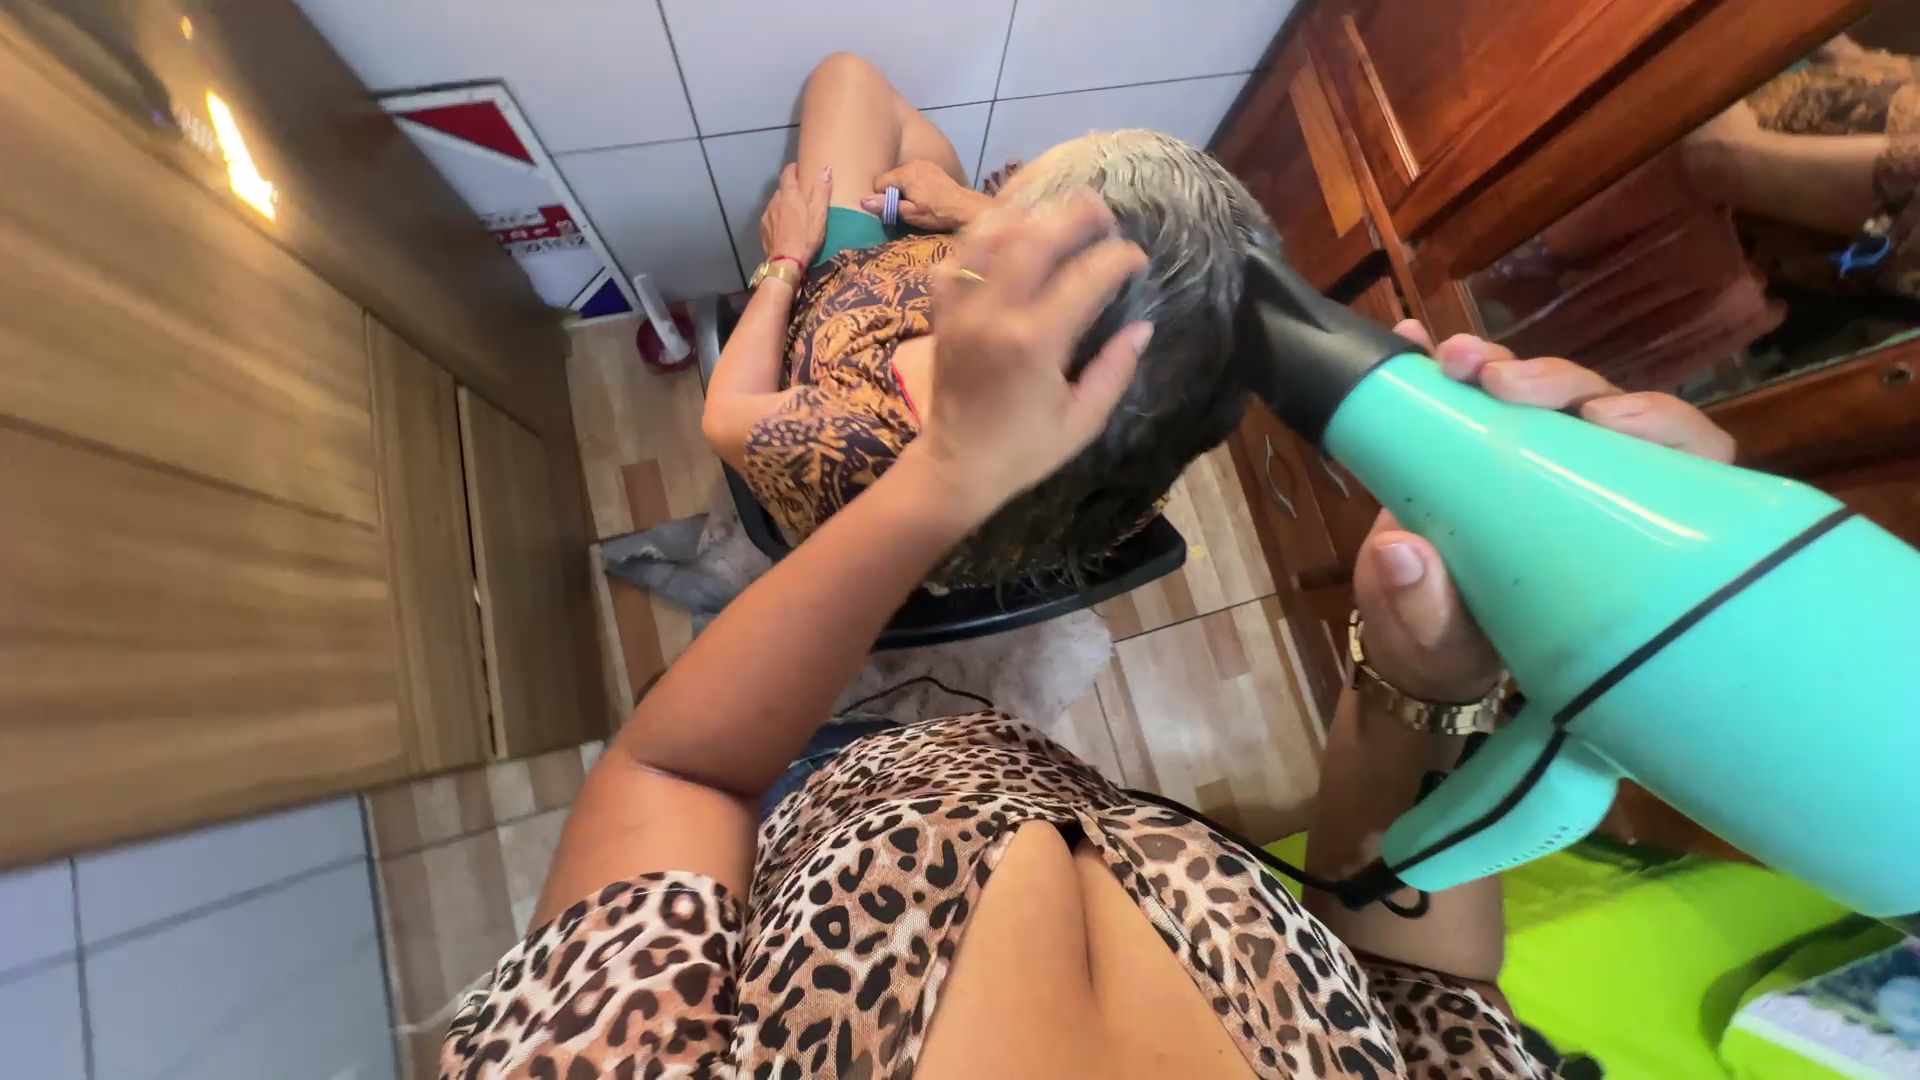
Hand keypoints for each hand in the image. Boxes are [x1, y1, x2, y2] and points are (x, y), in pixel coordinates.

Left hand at [760, 163, 831, 267]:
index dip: (794, 169)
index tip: (800, 170)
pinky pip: (771, 218)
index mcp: (790, 194)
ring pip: (776, 204)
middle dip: (790, 190)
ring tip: (793, 216)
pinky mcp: (763, 228)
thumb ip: (821, 191)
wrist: (786, 262)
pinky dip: (777, 219)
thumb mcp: (819, 214)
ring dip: (783, 205)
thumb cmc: (806, 237)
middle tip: (801, 198)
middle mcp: (775, 200)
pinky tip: (783, 229)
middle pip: (782, 189)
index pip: (788, 172)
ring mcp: (767, 214)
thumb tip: (826, 168)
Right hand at [859, 161, 991, 231]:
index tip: (891, 210)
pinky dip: (914, 186)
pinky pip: (915, 175)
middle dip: (893, 193)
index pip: (880, 182)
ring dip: (904, 190)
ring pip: (903, 177)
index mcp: (905, 173)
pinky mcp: (933, 168)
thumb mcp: (910, 214)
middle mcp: (913, 164)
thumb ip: (887, 206)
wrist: (966, 208)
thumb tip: (864, 201)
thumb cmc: (937, 213)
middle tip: (904, 210)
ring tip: (916, 205)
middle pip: (891, 178)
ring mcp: (924, 164)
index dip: (882, 198)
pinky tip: (925, 198)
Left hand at [907, 191, 1150, 515]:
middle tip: (1102, 213)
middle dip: (1076, 214)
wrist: (957, 466)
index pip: (1086, 276)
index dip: (1118, 259)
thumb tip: (1144, 327)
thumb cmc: (1024, 451)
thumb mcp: (1082, 421)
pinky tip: (1006, 236)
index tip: (1136, 260)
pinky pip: (956, 259)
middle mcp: (995, 315)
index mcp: (1035, 344)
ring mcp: (962, 310)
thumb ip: (1114, 371)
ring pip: (990, 235)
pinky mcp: (943, 314)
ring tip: (1057, 213)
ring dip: (1028, 213)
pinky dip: (981, 239)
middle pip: (1036, 236)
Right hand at [1354, 322, 1736, 702]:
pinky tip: (1407, 344)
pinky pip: (1455, 394)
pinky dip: (1431, 364)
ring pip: (1528, 390)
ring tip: (1445, 358)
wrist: (1402, 627)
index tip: (1604, 419)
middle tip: (1498, 382)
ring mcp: (1512, 459)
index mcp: (1606, 532)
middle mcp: (1572, 483)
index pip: (1675, 464)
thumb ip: (1423, 609)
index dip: (1658, 426)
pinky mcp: (1457, 446)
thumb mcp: (1432, 638)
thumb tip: (1403, 553)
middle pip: (1594, 407)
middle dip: (1555, 380)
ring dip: (1491, 362)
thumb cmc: (1437, 642)